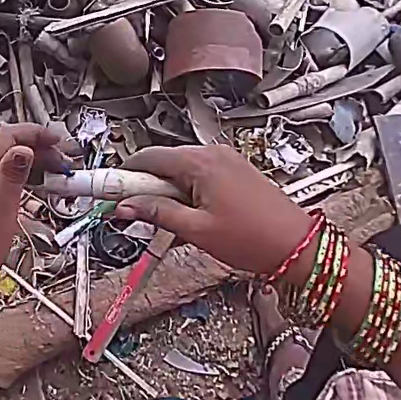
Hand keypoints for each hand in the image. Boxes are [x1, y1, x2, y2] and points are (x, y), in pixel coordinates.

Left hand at [0, 124, 72, 310]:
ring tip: (51, 173)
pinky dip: (13, 174)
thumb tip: (23, 149)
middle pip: (2, 147)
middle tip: (60, 161)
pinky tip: (30, 183)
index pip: (5, 137)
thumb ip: (12, 178)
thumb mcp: (2, 216)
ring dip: (26, 162)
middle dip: (34, 148)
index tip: (55, 138)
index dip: (34, 134)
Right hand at [112, 146, 312, 274]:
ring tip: (173, 225)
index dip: (122, 175)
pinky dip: (186, 195)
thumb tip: (126, 207)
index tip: (104, 189)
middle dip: (146, 189)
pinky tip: (190, 219)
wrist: (297, 246)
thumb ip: (157, 214)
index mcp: (202, 162)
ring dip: (167, 195)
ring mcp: (226, 160)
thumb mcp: (196, 230)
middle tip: (135, 216)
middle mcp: (213, 153)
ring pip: (180, 172)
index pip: (148, 158)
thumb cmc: (254, 238)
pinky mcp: (234, 172)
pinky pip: (198, 177)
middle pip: (163, 163)